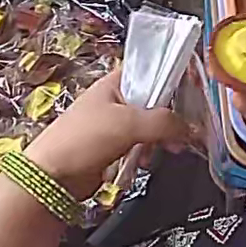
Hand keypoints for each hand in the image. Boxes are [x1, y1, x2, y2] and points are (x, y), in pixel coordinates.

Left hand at [24, 68, 186, 198]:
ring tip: (164, 151)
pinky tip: (144, 163)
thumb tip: (191, 129)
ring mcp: (113, 125)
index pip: (150, 70)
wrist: (52, 176)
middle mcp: (115, 100)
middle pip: (154, 102)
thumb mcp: (129, 123)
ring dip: (158, 140)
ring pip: (149, 127)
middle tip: (182, 134)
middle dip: (169, 119)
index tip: (192, 93)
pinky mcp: (112, 148)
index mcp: (115, 82)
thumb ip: (164, 122)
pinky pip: (139, 146)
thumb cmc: (85, 139)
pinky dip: (145, 154)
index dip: (172, 78)